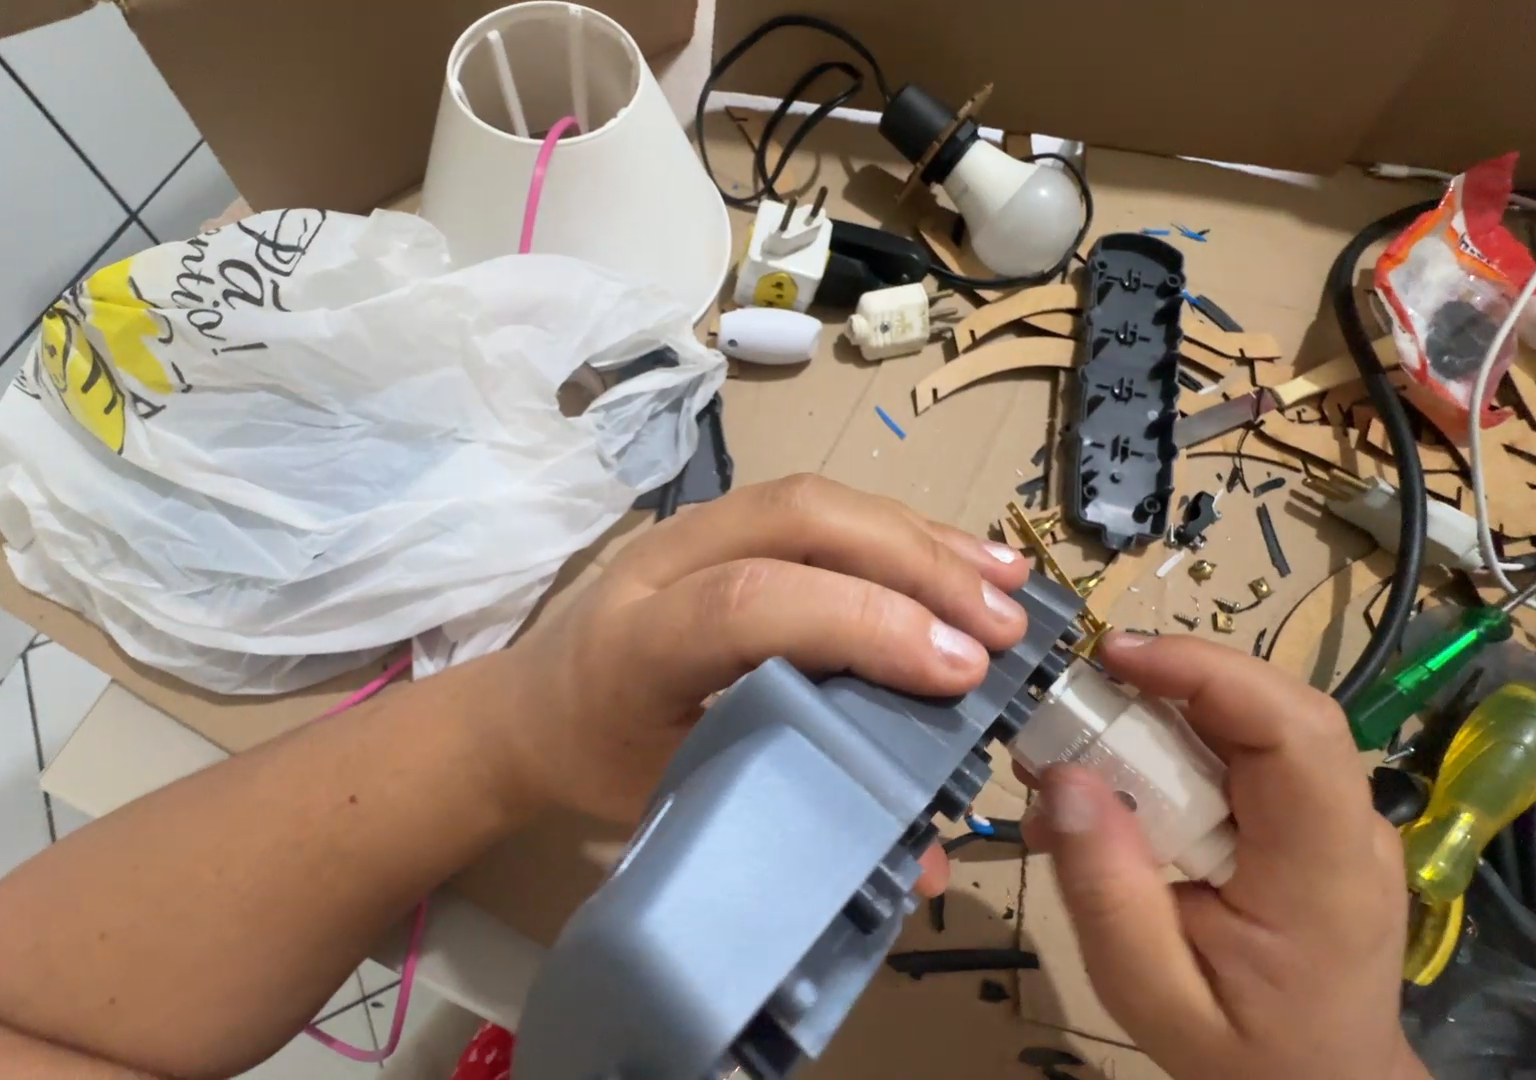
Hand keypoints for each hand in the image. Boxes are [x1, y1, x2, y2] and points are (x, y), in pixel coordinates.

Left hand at [493, 474, 1031, 822]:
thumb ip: (795, 811)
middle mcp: (662, 560)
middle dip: (912, 567)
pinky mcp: (720, 519)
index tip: (959, 673)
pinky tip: (953, 554)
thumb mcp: (681, 796)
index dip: (860, 624)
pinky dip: (892, 529)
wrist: (533, 704)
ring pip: (814, 500)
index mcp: (637, 640)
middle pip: (796, 521)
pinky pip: (814, 507)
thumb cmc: (601, 761)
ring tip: (1003, 583)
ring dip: (918, 537)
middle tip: (1000, 629)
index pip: (750, 603)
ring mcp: (690, 526)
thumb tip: (926, 859)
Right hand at [1023, 635, 1426, 1079]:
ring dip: (1155, 708)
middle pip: (1269, 708)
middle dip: (1170, 677)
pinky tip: (1108, 775)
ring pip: (1246, 719)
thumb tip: (1062, 775)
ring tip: (1074, 737)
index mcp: (1324, 869)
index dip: (1206, 671)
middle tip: (1079, 686)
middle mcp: (1343, 825)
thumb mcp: (1149, 989)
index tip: (1114, 656)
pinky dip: (1162, 741)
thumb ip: (1104, 891)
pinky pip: (1232, 750)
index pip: (1293, 730)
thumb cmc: (1239, 1051)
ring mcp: (1328, 817)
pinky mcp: (1298, 817)